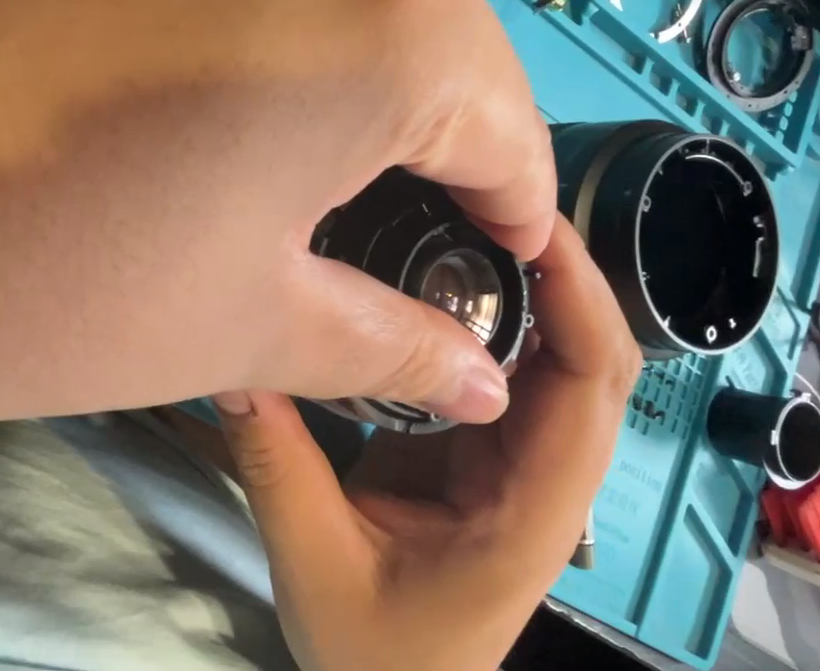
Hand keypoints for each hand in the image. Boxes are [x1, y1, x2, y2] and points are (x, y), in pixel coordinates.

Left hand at [0, 0, 557, 439]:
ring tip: (267, 187)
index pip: (512, 135)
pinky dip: (263, 41)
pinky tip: (198, 114)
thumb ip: (392, 343)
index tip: (474, 291)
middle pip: (431, 54)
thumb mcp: (252, 322)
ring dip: (338, 94)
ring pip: (344, 0)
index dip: (499, 228)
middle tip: (355, 252)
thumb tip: (481, 371)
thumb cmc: (62, 273)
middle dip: (415, 156)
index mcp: (403, 7)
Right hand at [215, 218, 642, 670]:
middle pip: (579, 359)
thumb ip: (275, 460)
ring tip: (450, 214)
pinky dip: (465, 315)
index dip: (579, 302)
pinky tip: (414, 273)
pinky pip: (481, 370)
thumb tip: (232, 359)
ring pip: (534, 359)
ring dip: (511, 286)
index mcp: (527, 509)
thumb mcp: (313, 560)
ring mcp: (501, 458)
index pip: (587, 391)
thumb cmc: (373, 657)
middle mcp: (534, 474)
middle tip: (483, 194)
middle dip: (550, 272)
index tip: (532, 227)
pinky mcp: (465, 451)